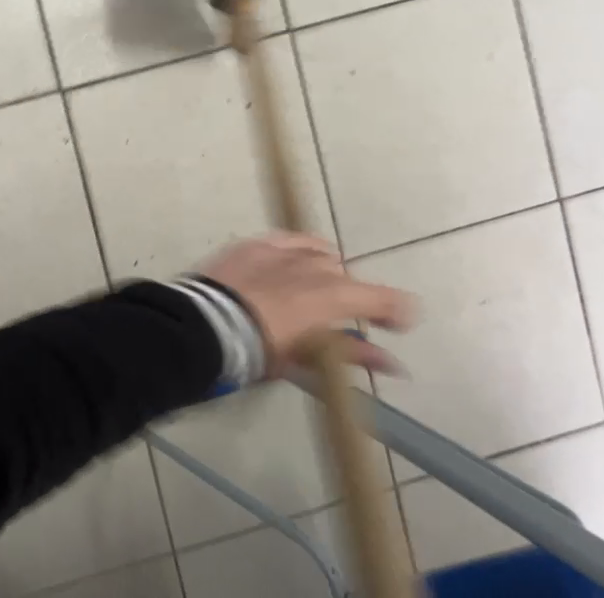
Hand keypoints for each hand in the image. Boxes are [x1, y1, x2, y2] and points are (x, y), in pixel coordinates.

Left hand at [196, 232, 415, 376]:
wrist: (204, 322)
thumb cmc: (258, 347)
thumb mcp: (306, 358)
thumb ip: (352, 354)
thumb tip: (393, 364)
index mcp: (332, 297)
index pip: (383, 298)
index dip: (395, 310)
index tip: (399, 324)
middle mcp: (312, 267)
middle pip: (344, 277)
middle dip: (348, 295)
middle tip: (339, 315)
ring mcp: (280, 251)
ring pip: (317, 254)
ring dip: (323, 270)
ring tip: (317, 285)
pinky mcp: (251, 244)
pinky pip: (285, 239)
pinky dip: (297, 247)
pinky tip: (295, 255)